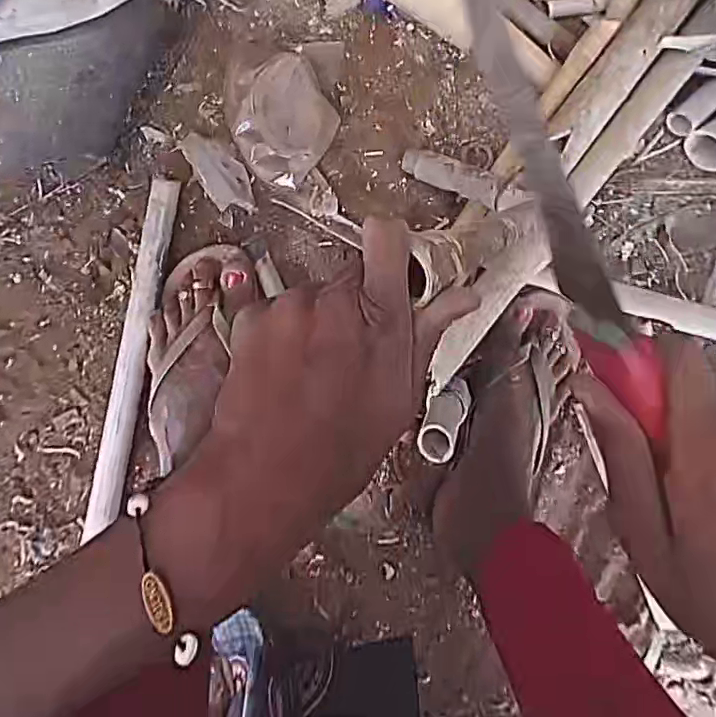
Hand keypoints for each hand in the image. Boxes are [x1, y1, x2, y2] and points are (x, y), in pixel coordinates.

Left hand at [148, 218, 476, 622]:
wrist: (263, 477)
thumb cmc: (340, 449)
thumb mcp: (401, 397)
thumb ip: (428, 334)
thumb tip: (463, 297)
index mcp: (379, 317)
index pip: (387, 238)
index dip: (391, 244)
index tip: (392, 260)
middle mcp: (331, 300)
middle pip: (350, 278)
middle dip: (355, 305)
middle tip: (351, 351)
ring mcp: (287, 306)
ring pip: (312, 297)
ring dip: (316, 322)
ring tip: (313, 371)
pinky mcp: (252, 315)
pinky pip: (277, 310)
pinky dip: (282, 332)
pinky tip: (284, 371)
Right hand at [571, 334, 715, 716]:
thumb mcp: (641, 526)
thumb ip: (618, 448)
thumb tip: (590, 389)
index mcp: (708, 450)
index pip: (675, 354)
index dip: (630, 348)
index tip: (597, 360)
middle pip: (675, 379)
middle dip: (638, 404)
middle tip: (622, 452)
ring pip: (688, 405)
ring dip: (661, 431)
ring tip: (657, 489)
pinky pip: (709, 426)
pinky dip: (686, 444)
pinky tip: (684, 496)